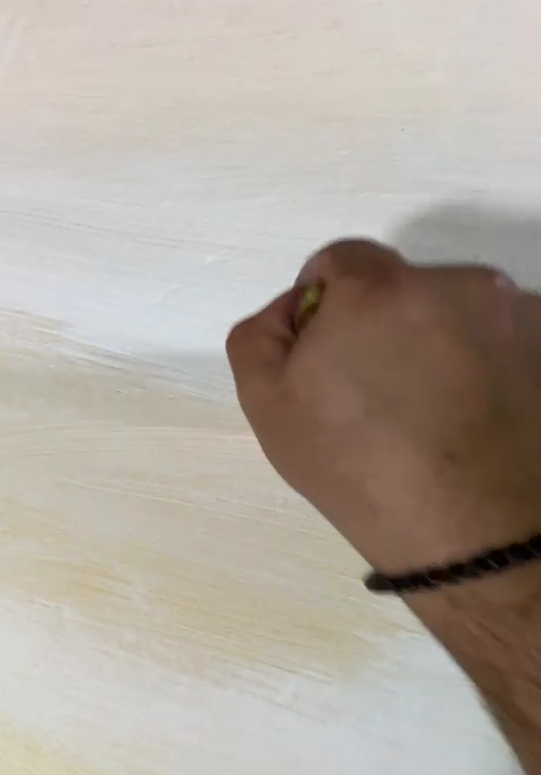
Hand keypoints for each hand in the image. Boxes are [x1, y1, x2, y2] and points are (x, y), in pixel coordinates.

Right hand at [227, 239, 540, 575]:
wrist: (467, 517)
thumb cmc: (347, 453)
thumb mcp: (262, 395)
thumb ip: (259, 332)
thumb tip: (293, 311)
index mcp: (379, 290)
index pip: (339, 257)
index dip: (314, 298)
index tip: (312, 347)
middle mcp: (460, 285)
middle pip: (395, 283)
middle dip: (369, 319)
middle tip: (354, 383)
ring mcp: (520, 315)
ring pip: (445, 309)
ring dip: (422, 337)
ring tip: (411, 402)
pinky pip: (491, 336)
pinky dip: (469, 359)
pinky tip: (456, 409)